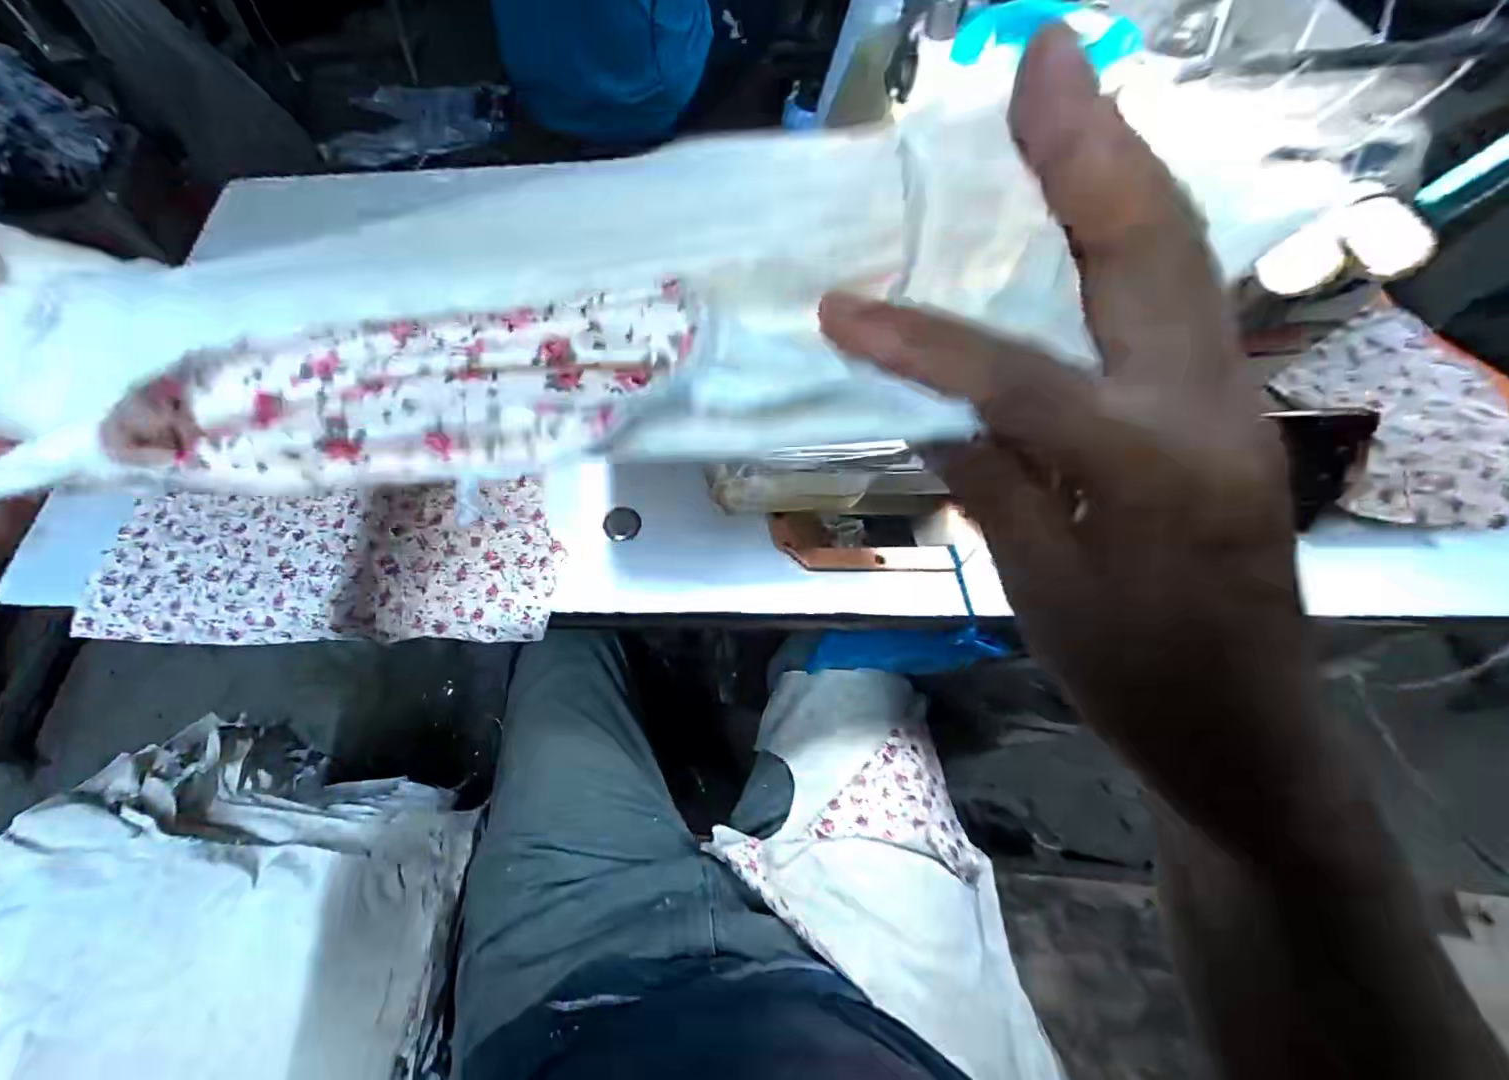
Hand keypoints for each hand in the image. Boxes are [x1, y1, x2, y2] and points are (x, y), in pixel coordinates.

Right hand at [819, 29, 1301, 751]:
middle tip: (1043, 63)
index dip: (917, 342)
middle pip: (1153, 251)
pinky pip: (1161, 307)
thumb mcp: (1039, 582)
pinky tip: (1080, 216)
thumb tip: (928, 405)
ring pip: (1176, 261)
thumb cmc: (1130, 669)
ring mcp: (1223, 398)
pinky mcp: (1212, 409)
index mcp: (1152, 465)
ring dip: (1115, 176)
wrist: (1238, 724)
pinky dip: (1116, 246)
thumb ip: (987, 476)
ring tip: (1063, 107)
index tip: (837, 309)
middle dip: (1090, 152)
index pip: (1014, 380)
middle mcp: (1207, 406)